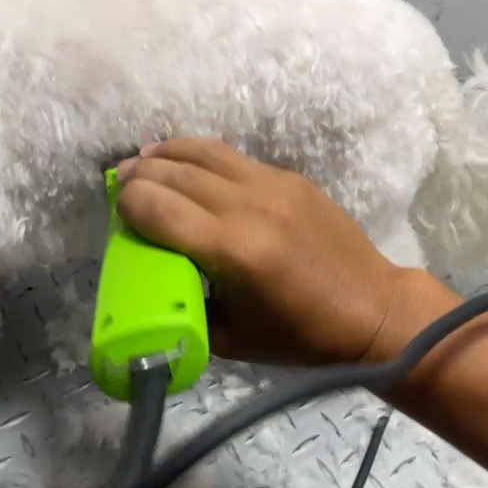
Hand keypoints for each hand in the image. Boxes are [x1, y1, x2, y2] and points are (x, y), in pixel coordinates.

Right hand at [116, 139, 444, 365]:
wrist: (372, 308)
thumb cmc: (299, 335)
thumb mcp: (231, 336)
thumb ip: (185, 304)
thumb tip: (150, 279)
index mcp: (233, 250)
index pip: (160, 209)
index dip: (128, 204)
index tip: (116, 208)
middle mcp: (250, 206)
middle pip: (177, 173)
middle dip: (141, 173)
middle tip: (119, 179)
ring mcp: (273, 184)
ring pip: (205, 152)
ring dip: (168, 151)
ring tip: (144, 157)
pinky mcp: (290, 177)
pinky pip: (234, 157)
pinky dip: (202, 155)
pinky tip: (188, 162)